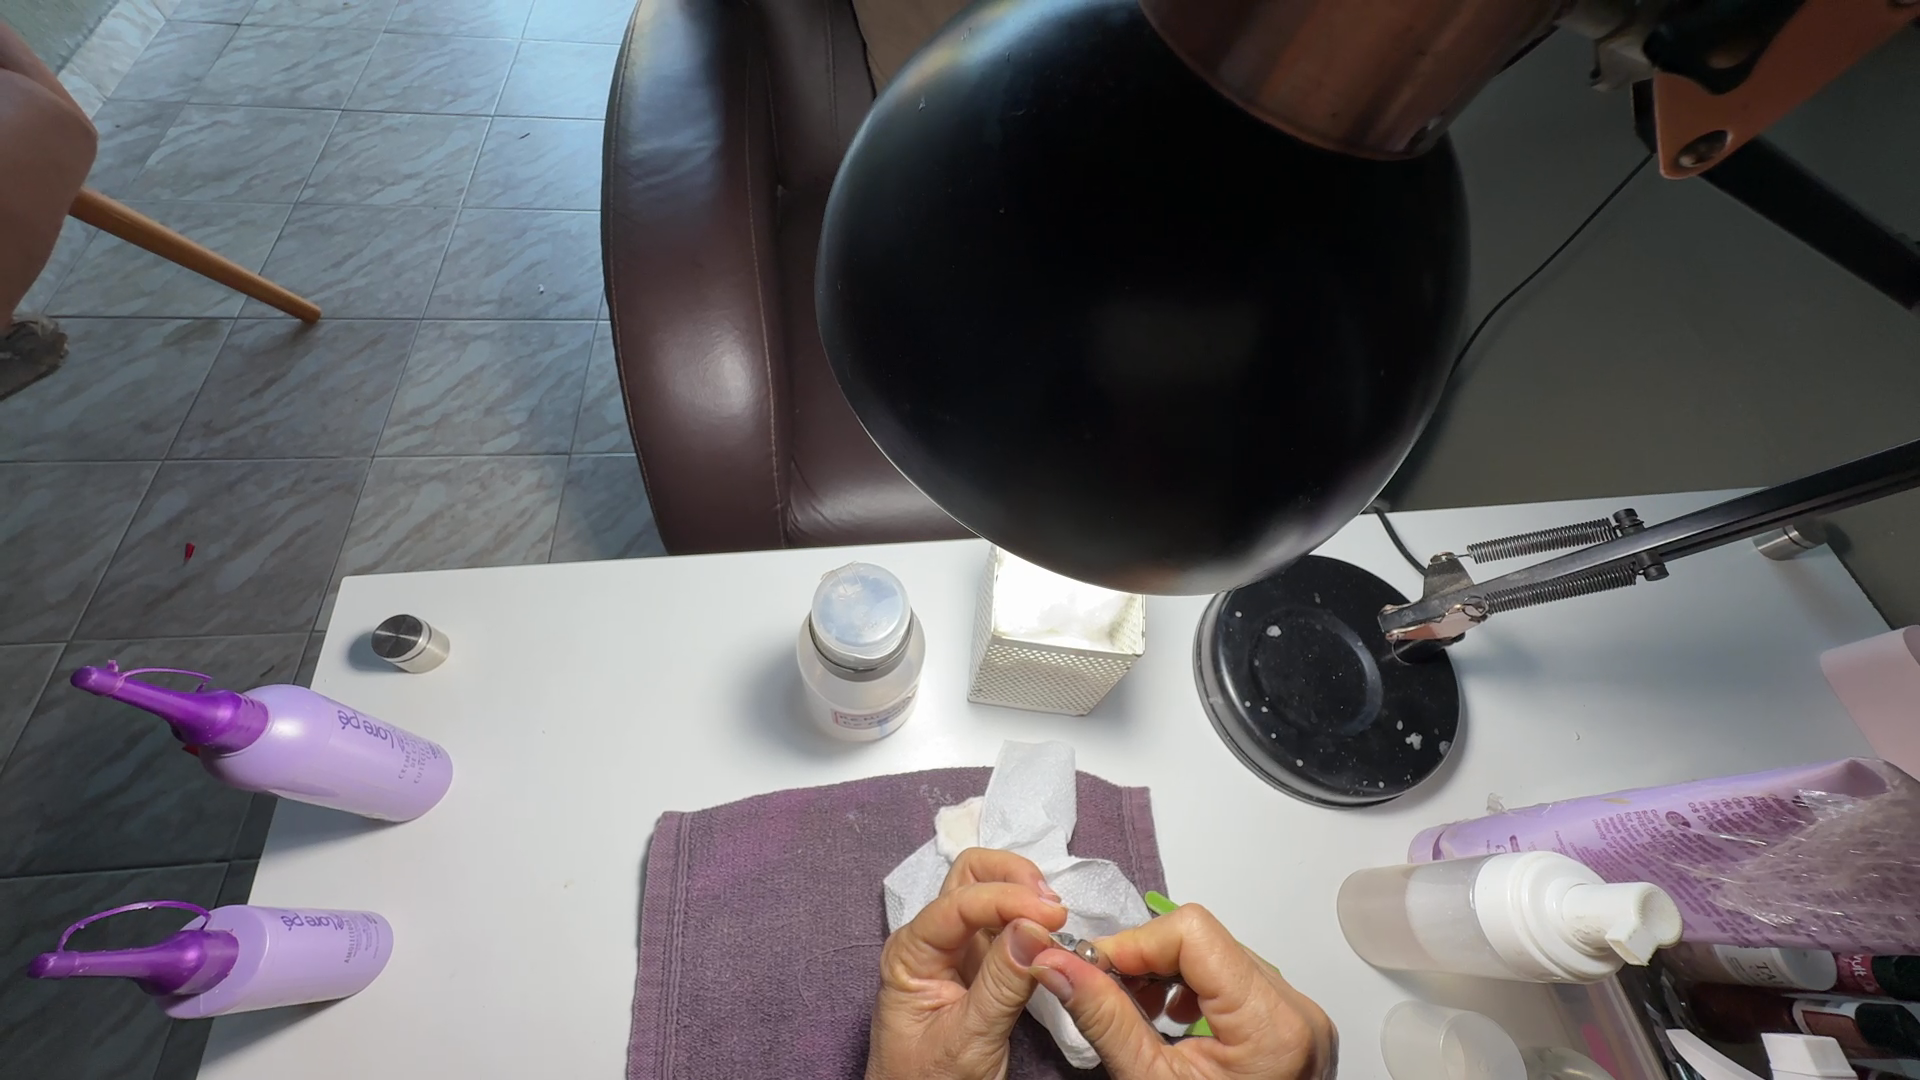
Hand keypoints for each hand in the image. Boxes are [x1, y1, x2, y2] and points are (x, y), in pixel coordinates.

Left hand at [867, 848, 1069, 1079]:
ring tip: (1054, 915)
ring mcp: (954, 947)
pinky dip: (1027, 915)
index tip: (1051, 913)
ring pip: (985, 888)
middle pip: (969, 874)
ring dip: (1021, 889)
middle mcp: (930, 938)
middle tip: (1052, 904)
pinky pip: (1003, 921)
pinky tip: (1047, 931)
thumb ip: (1000, 985)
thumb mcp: (968, 1042)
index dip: (1006, 898)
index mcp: (911, 952)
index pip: (958, 901)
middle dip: (1012, 876)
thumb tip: (1034, 928)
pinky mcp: (978, 962)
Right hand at [1029, 904, 1336, 1079]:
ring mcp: (1298, 1015)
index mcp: (1270, 1024)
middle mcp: (1295, 1008)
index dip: (1134, 943)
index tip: (1091, 966)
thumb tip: (1052, 960)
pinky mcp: (1289, 1023)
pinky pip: (1230, 974)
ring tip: (1131, 1006)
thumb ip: (1103, 1016)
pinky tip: (1165, 1017)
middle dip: (1143, 957)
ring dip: (1162, 969)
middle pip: (1201, 938)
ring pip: (1213, 950)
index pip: (1191, 931)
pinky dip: (1189, 985)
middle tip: (1101, 986)